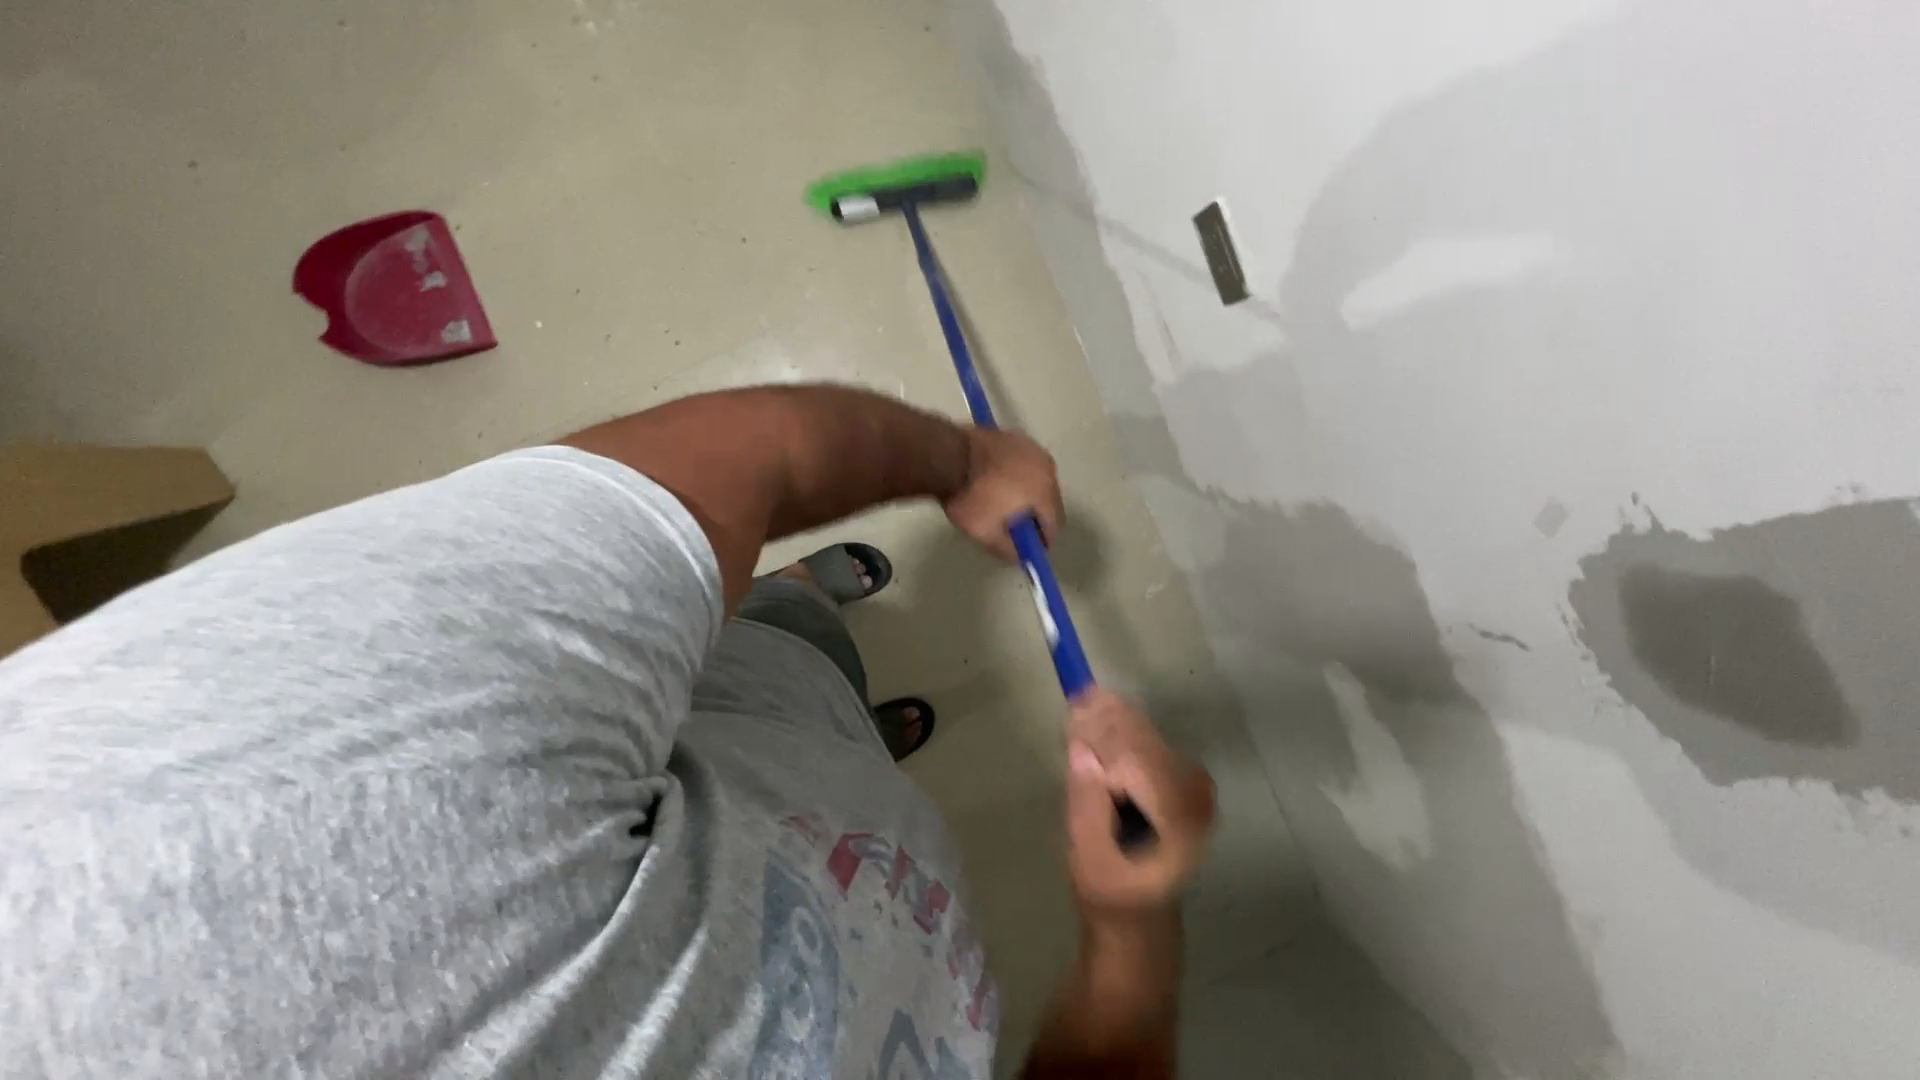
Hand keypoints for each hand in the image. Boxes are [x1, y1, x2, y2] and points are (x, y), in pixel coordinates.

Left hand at [943, 428, 1063, 562]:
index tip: (1031, 549)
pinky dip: (1019, 476)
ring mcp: (1032, 448)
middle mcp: (1046, 468)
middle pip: (1050, 500)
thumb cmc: (970, 497)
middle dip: (1037, 516)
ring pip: (1039, 480)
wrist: (946, 455)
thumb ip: (1009, 550)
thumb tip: (1022, 557)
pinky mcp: (1016, 437)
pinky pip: (1025, 464)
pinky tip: (1001, 483)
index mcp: (1045, 492)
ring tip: (1008, 505)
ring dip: (1029, 494)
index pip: (1054, 524)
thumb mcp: (986, 534)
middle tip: (1018, 528)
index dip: (1043, 540)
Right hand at [1063, 688, 1214, 912]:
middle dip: (1110, 721)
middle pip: (1148, 743)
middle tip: (1076, 699)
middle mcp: (1196, 798)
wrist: (1139, 918)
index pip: (1141, 760)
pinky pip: (1149, 745)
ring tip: (1081, 711)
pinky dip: (1123, 735)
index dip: (1108, 731)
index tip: (1077, 708)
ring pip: (1149, 739)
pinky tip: (1098, 734)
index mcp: (1179, 820)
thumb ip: (1087, 806)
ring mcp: (1195, 788)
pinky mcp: (1185, 782)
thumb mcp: (1088, 859)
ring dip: (1114, 725)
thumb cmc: (1111, 895)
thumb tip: (1083, 752)